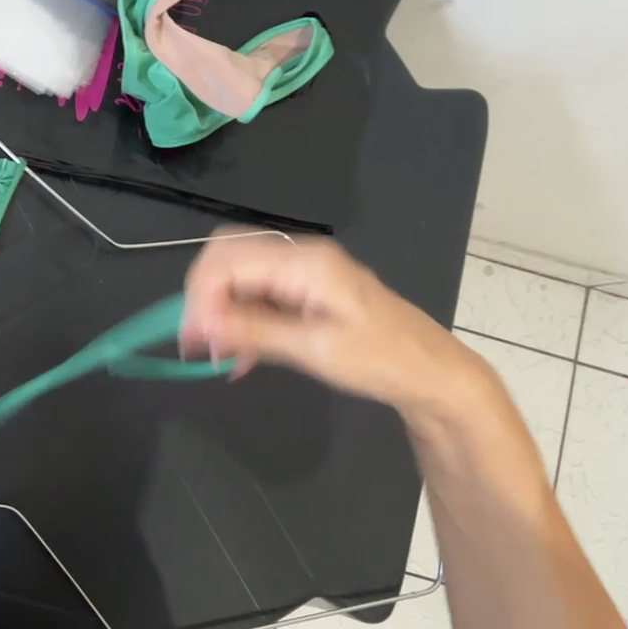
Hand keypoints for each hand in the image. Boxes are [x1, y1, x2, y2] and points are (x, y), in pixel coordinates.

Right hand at [181, 230, 491, 420]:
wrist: (432, 372)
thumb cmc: (382, 360)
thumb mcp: (315, 349)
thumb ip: (254, 331)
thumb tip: (200, 326)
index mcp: (304, 263)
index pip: (227, 260)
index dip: (200, 297)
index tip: (195, 340)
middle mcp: (297, 256)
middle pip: (224, 255)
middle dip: (202, 297)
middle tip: (199, 343)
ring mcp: (299, 270)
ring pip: (234, 274)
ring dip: (217, 311)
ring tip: (218, 354)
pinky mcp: (300, 288)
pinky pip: (252, 292)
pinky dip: (236, 319)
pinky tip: (239, 354)